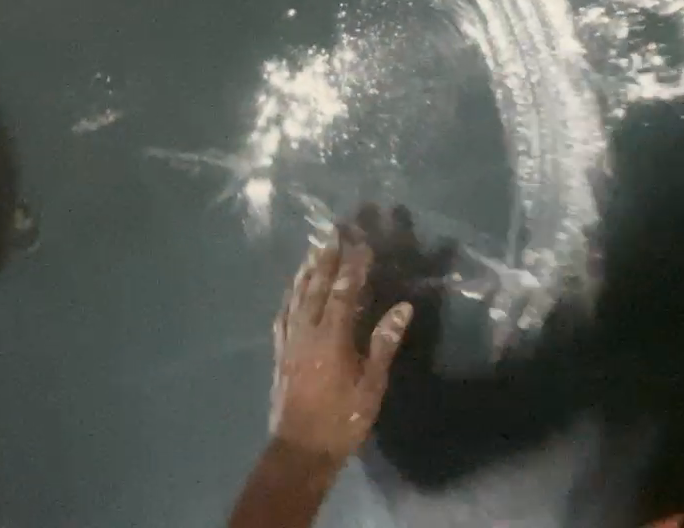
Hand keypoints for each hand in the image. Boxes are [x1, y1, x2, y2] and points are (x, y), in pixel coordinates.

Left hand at [270, 231, 411, 460]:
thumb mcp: (371, 385)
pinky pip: (282, 316)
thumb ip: (384, 343)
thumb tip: (403, 307)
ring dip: (306, 270)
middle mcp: (307, 332)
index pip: (343, 291)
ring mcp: (289, 341)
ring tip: (314, 249)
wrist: (300, 452)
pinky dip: (289, 296)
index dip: (354, 265)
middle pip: (316, 286)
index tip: (363, 241)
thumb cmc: (341, 419)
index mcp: (331, 337)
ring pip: (296, 297)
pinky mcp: (279, 354)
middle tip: (334, 230)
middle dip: (327, 257)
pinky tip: (292, 289)